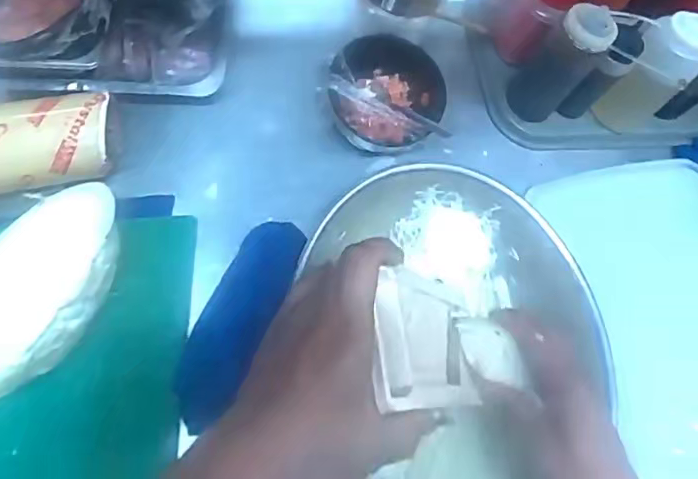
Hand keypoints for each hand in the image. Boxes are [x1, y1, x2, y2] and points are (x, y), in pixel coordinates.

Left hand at [171, 238, 439, 478]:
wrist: (258, 448)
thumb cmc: (323, 435)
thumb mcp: (380, 438)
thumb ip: (415, 422)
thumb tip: (439, 413)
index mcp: (344, 317)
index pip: (359, 259)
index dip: (380, 249)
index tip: (399, 261)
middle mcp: (313, 304)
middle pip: (337, 263)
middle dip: (363, 266)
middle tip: (384, 288)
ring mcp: (286, 315)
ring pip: (314, 276)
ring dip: (338, 280)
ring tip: (356, 307)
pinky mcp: (270, 332)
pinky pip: (298, 297)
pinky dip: (317, 299)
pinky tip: (324, 332)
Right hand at [476, 310, 634, 478]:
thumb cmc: (576, 469)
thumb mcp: (539, 441)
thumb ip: (513, 406)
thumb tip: (482, 375)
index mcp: (570, 382)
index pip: (542, 340)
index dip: (517, 324)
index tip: (492, 315)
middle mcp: (582, 381)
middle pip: (556, 341)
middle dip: (530, 326)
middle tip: (502, 322)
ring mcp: (588, 395)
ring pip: (560, 356)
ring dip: (538, 343)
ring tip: (511, 341)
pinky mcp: (589, 411)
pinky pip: (563, 371)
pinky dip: (544, 361)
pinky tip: (532, 374)